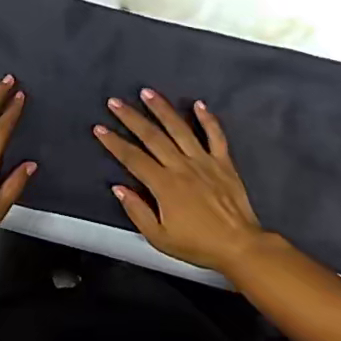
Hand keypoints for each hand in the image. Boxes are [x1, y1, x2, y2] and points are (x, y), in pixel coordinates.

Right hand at [93, 89, 263, 269]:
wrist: (240, 247)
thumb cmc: (197, 244)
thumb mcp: (159, 237)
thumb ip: (137, 211)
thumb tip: (119, 188)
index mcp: (164, 185)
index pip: (132, 158)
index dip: (114, 142)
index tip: (99, 129)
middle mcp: (182, 167)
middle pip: (152, 137)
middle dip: (131, 118)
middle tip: (115, 102)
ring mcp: (204, 162)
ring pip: (180, 129)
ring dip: (162, 109)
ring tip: (147, 93)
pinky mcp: (224, 163)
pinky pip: (216, 136)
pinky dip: (208, 119)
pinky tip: (199, 104)